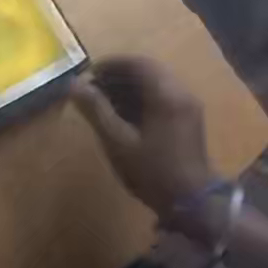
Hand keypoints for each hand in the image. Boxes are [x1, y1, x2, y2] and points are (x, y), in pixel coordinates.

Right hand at [71, 57, 222, 234]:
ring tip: (104, 101)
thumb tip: (73, 84)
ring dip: (130, 85)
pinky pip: (164, 94)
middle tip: (93, 88)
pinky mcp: (189, 118)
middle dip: (118, 74)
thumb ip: (96, 110)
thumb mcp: (118, 142)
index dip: (109, 65)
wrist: (193, 204)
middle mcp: (181, 92)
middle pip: (147, 70)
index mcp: (165, 94)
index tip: (87, 74)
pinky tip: (124, 113)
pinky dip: (142, 96)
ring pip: (156, 81)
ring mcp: (188, 105)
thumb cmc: (152, 172)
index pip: (136, 63)